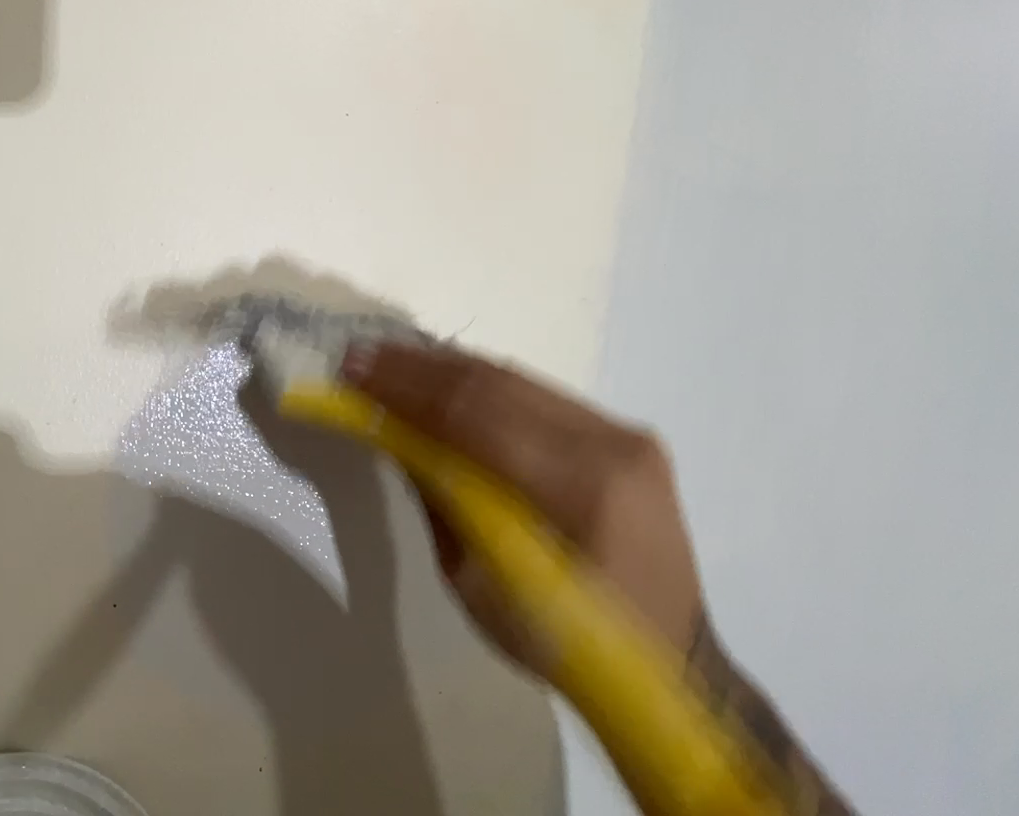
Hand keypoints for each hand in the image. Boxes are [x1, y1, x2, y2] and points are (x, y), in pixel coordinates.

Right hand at [340, 342, 704, 675]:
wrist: (667, 664)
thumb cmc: (562, 640)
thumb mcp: (477, 584)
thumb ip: (438, 497)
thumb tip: (395, 434)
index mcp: (577, 489)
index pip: (473, 414)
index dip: (404, 387)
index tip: (351, 371)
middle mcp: (609, 444)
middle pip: (495, 382)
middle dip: (417, 366)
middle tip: (360, 355)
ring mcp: (624, 433)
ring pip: (516, 378)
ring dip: (446, 367)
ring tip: (390, 359)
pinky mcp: (623, 434)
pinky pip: (536, 394)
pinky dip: (481, 384)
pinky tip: (442, 379)